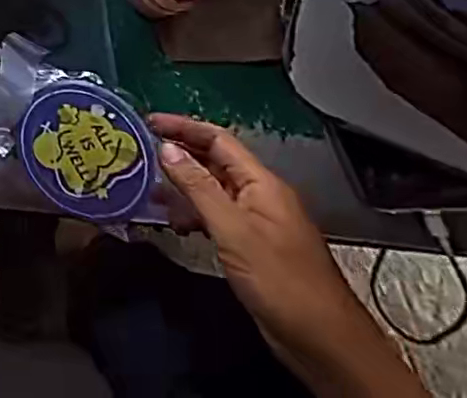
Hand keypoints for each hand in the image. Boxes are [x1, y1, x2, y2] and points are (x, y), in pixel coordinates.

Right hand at [148, 114, 423, 395]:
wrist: (326, 345)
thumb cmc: (281, 281)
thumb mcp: (233, 230)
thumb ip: (198, 187)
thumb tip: (166, 148)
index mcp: (261, 184)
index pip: (218, 139)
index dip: (182, 126)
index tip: (148, 121)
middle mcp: (259, 196)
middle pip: (214, 160)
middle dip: (179, 152)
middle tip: (141, 150)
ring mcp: (256, 221)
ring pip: (212, 189)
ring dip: (182, 185)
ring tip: (148, 188)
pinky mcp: (251, 246)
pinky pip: (216, 215)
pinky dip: (192, 212)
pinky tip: (173, 222)